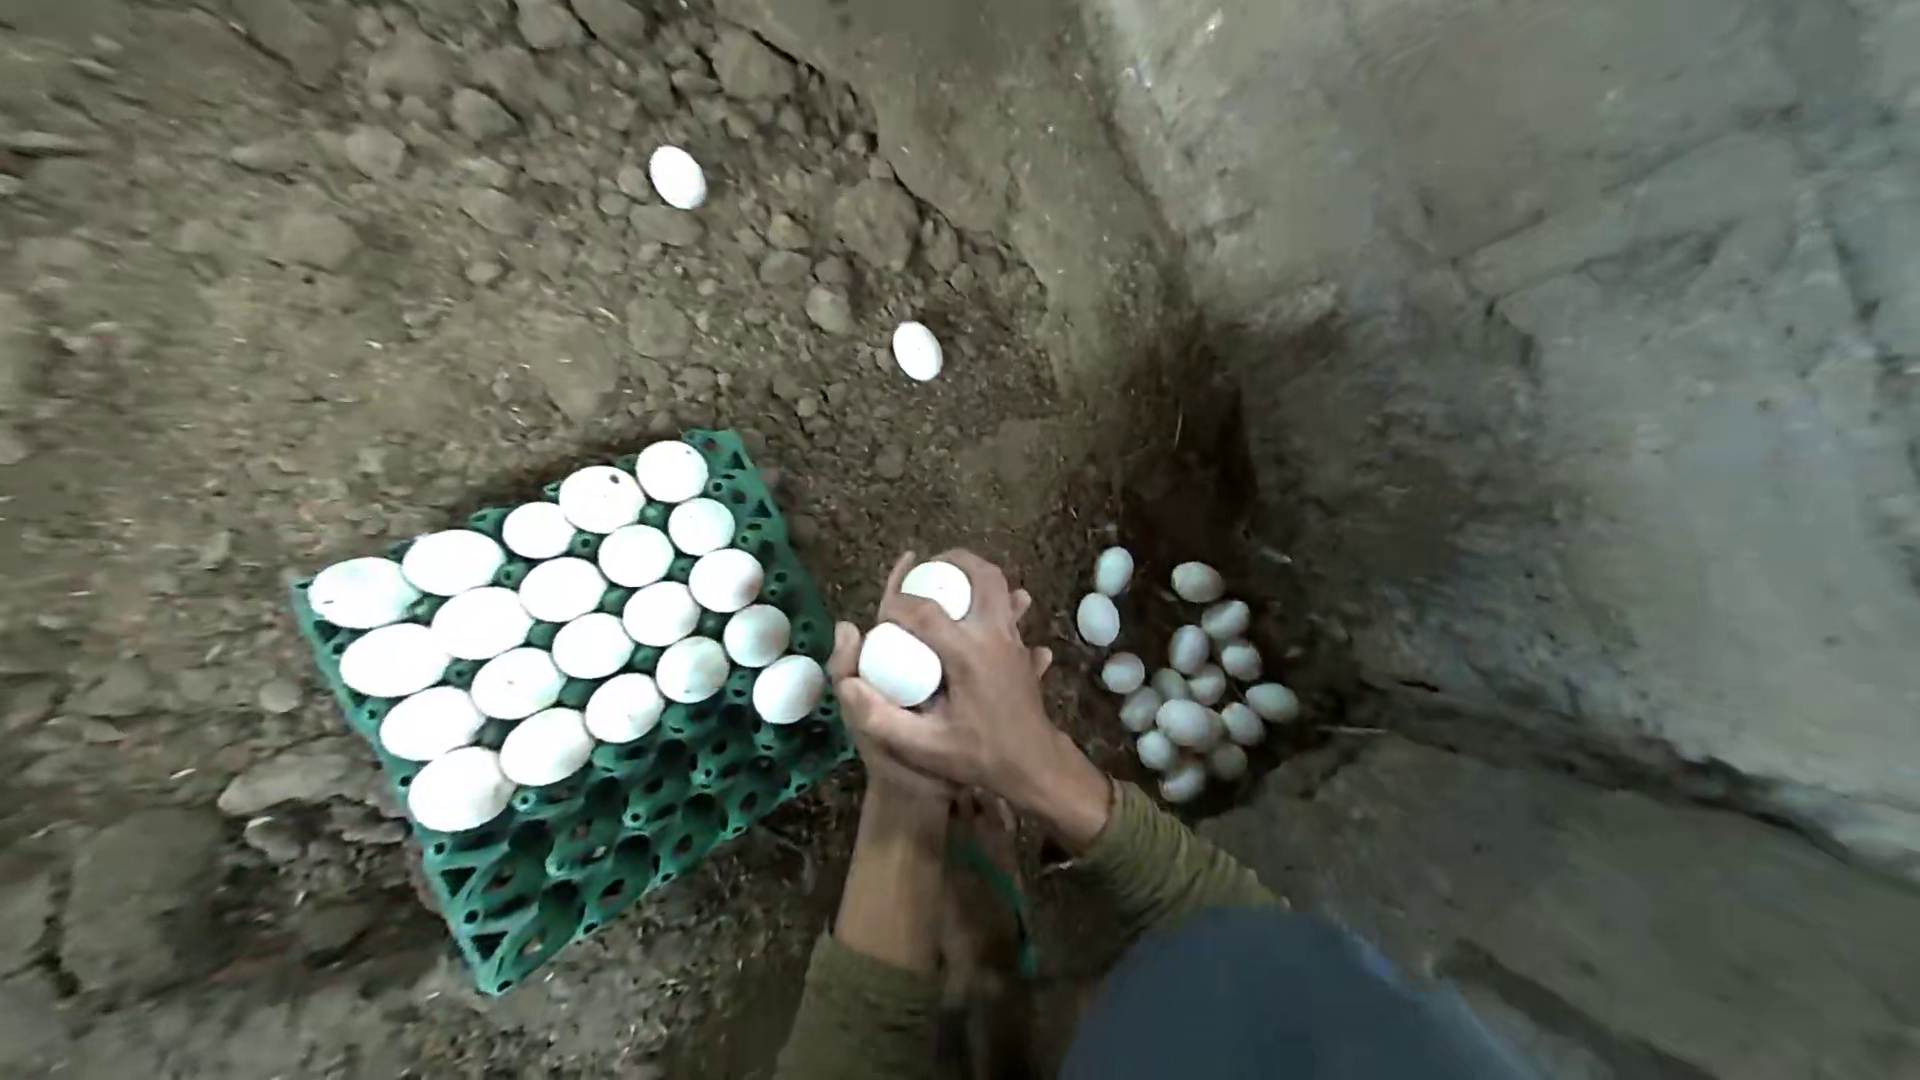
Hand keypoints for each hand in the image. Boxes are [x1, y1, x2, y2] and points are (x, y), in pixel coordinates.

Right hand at [842, 551, 1112, 848]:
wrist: (1035, 767)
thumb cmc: (980, 756)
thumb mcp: (925, 747)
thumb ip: (881, 719)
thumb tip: (850, 684)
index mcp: (967, 654)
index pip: (925, 611)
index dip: (896, 603)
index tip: (880, 613)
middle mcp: (994, 636)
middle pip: (980, 576)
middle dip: (950, 562)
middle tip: (925, 566)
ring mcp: (1014, 639)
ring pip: (1000, 585)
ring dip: (973, 572)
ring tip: (948, 575)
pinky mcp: (1022, 648)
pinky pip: (1008, 606)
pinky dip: (990, 594)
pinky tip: (974, 606)